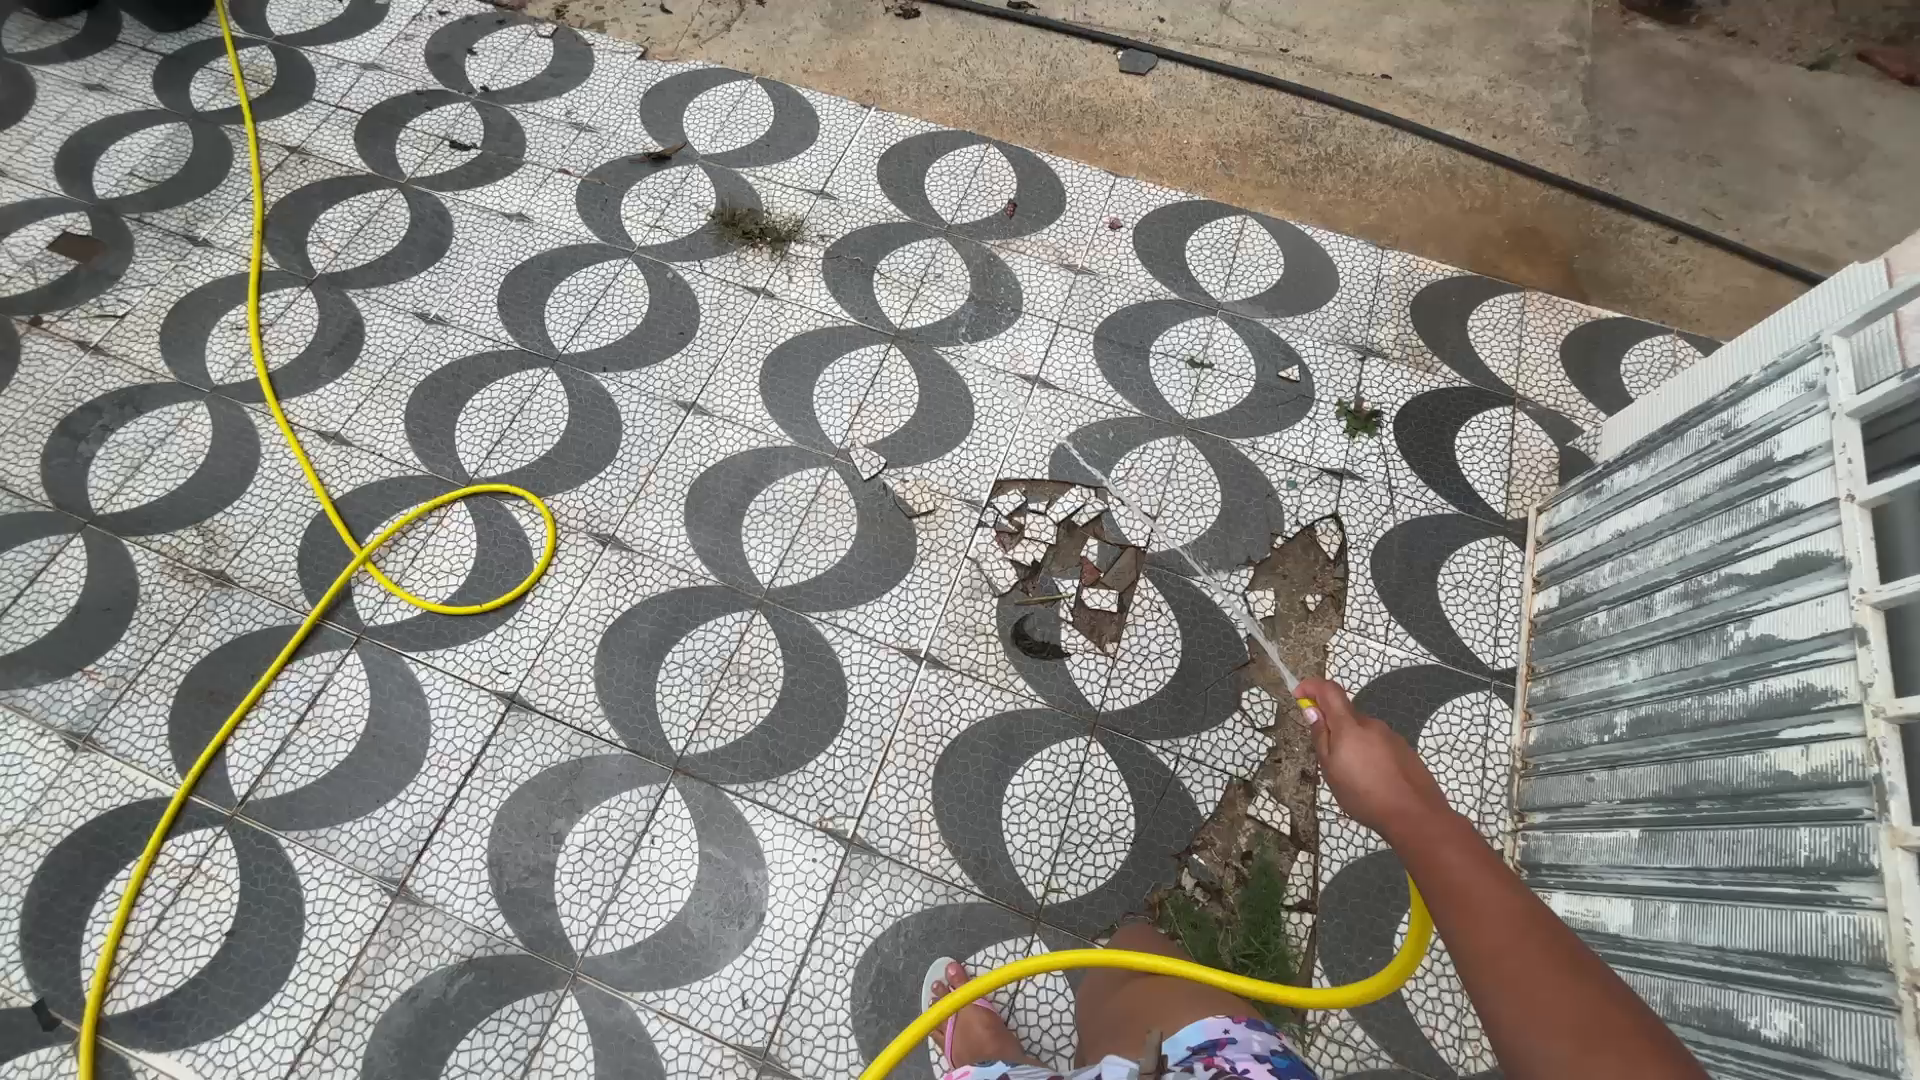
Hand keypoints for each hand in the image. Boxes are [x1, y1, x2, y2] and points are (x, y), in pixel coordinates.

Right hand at [1296, 677, 1455, 839]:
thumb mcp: (1330, 769)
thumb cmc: (1364, 795)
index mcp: (1350, 726)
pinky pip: (1379, 743)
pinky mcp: (1406, 750)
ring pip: (1363, 731)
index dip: (1311, 686)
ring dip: (1352, 742)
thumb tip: (1312, 711)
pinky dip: (1369, 753)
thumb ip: (1321, 736)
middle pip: (1346, 714)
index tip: (1299, 696)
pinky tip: (1374, 779)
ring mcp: (1392, 736)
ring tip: (1354, 775)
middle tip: (1329, 757)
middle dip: (1333, 726)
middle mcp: (1372, 724)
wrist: (1417, 817)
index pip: (1329, 690)